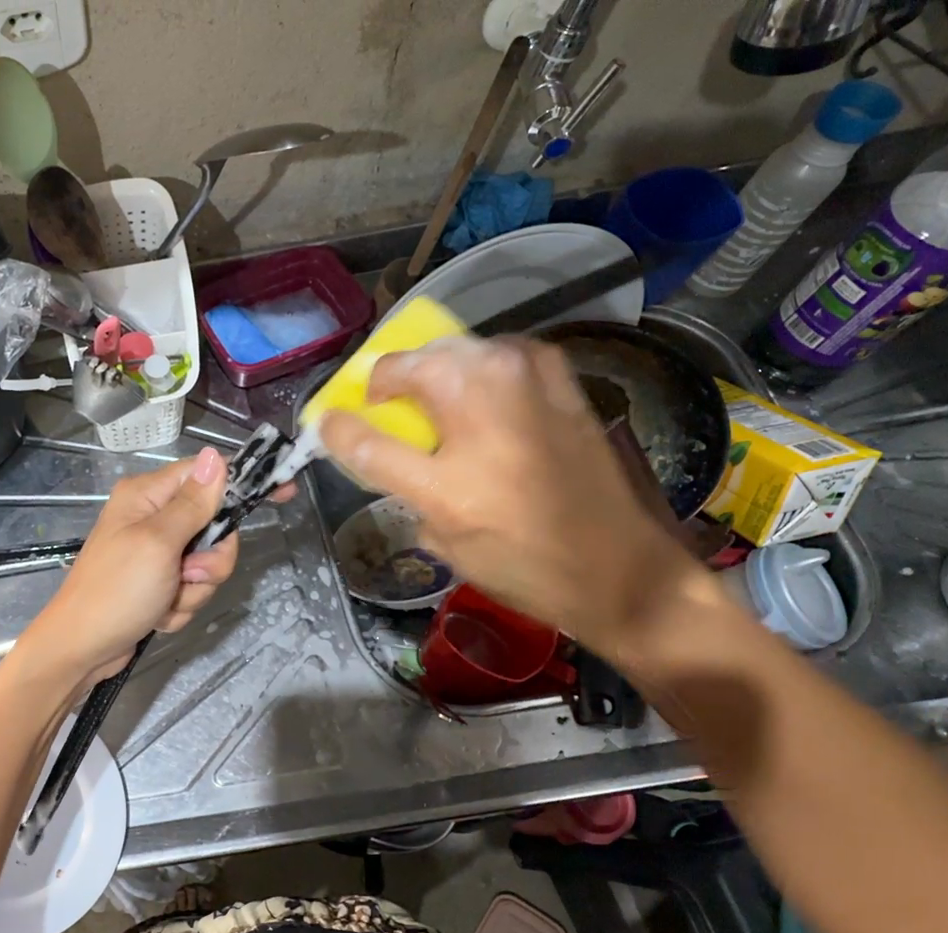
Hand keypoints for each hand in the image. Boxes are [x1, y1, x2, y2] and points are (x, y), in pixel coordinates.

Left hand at [21, 448, 265, 682]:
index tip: (281, 493)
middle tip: (189, 573)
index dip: (241, 485)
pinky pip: (191, 589)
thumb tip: (215, 455)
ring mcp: (156, 554)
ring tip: (166, 600)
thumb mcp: (158, 542)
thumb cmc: (116, 590)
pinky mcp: (158, 585)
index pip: (205, 475)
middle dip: (210, 560)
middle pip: (214, 526)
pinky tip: (157, 615)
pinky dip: (180, 606)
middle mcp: (152, 519)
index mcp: (147, 496)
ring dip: (193, 589)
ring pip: (206, 564)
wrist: (82, 649)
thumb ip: (192, 503)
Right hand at [319, 336, 707, 655]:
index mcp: (447, 481)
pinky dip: (482, 363)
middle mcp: (483, 420)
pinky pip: (504, 352)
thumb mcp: (447, 542)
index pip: (368, 440)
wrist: (620, 568)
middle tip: (384, 407)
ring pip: (456, 348)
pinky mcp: (561, 383)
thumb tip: (381, 454)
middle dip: (386, 381)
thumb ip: (403, 490)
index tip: (327, 424)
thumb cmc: (525, 568)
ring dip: (432, 366)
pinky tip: (485, 389)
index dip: (338, 429)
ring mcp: (527, 389)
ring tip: (432, 396)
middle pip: (411, 367)